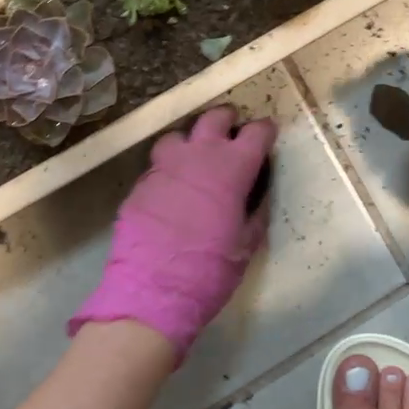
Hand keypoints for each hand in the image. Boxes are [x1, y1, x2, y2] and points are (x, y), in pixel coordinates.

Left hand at [68, 106, 275, 361]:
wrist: (153, 291)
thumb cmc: (210, 270)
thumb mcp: (246, 244)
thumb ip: (253, 212)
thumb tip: (255, 196)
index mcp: (232, 167)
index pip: (257, 131)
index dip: (265, 131)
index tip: (266, 137)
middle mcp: (199, 155)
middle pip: (215, 117)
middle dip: (227, 121)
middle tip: (231, 135)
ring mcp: (165, 165)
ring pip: (179, 134)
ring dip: (191, 141)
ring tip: (195, 158)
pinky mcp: (141, 182)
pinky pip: (158, 164)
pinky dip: (169, 169)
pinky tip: (171, 190)